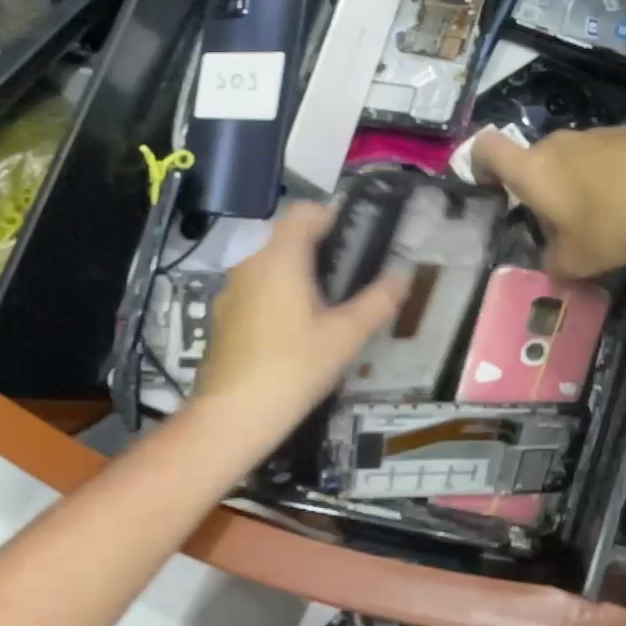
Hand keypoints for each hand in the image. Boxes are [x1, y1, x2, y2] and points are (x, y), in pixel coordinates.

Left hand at [193, 202, 407, 439]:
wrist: (234, 414)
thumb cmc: (295, 367)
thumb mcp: (346, 336)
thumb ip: (377, 301)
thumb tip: (402, 275)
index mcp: (281, 256)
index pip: (304, 212)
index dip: (332, 216)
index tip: (357, 237)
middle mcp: (251, 262)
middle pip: (284, 235)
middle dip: (316, 245)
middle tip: (348, 271)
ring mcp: (231, 288)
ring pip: (267, 261)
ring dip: (294, 268)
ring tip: (324, 300)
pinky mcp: (223, 314)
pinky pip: (254, 286)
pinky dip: (275, 291)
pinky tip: (293, 326)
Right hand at [473, 127, 625, 277]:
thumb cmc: (614, 221)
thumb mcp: (579, 260)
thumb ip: (554, 264)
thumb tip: (551, 264)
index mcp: (532, 170)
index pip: (486, 148)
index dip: (478, 165)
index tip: (489, 188)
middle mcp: (555, 145)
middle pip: (532, 163)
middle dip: (538, 193)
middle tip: (556, 226)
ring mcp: (592, 135)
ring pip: (567, 162)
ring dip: (573, 187)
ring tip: (599, 220)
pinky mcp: (625, 134)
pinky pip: (599, 159)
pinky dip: (604, 179)